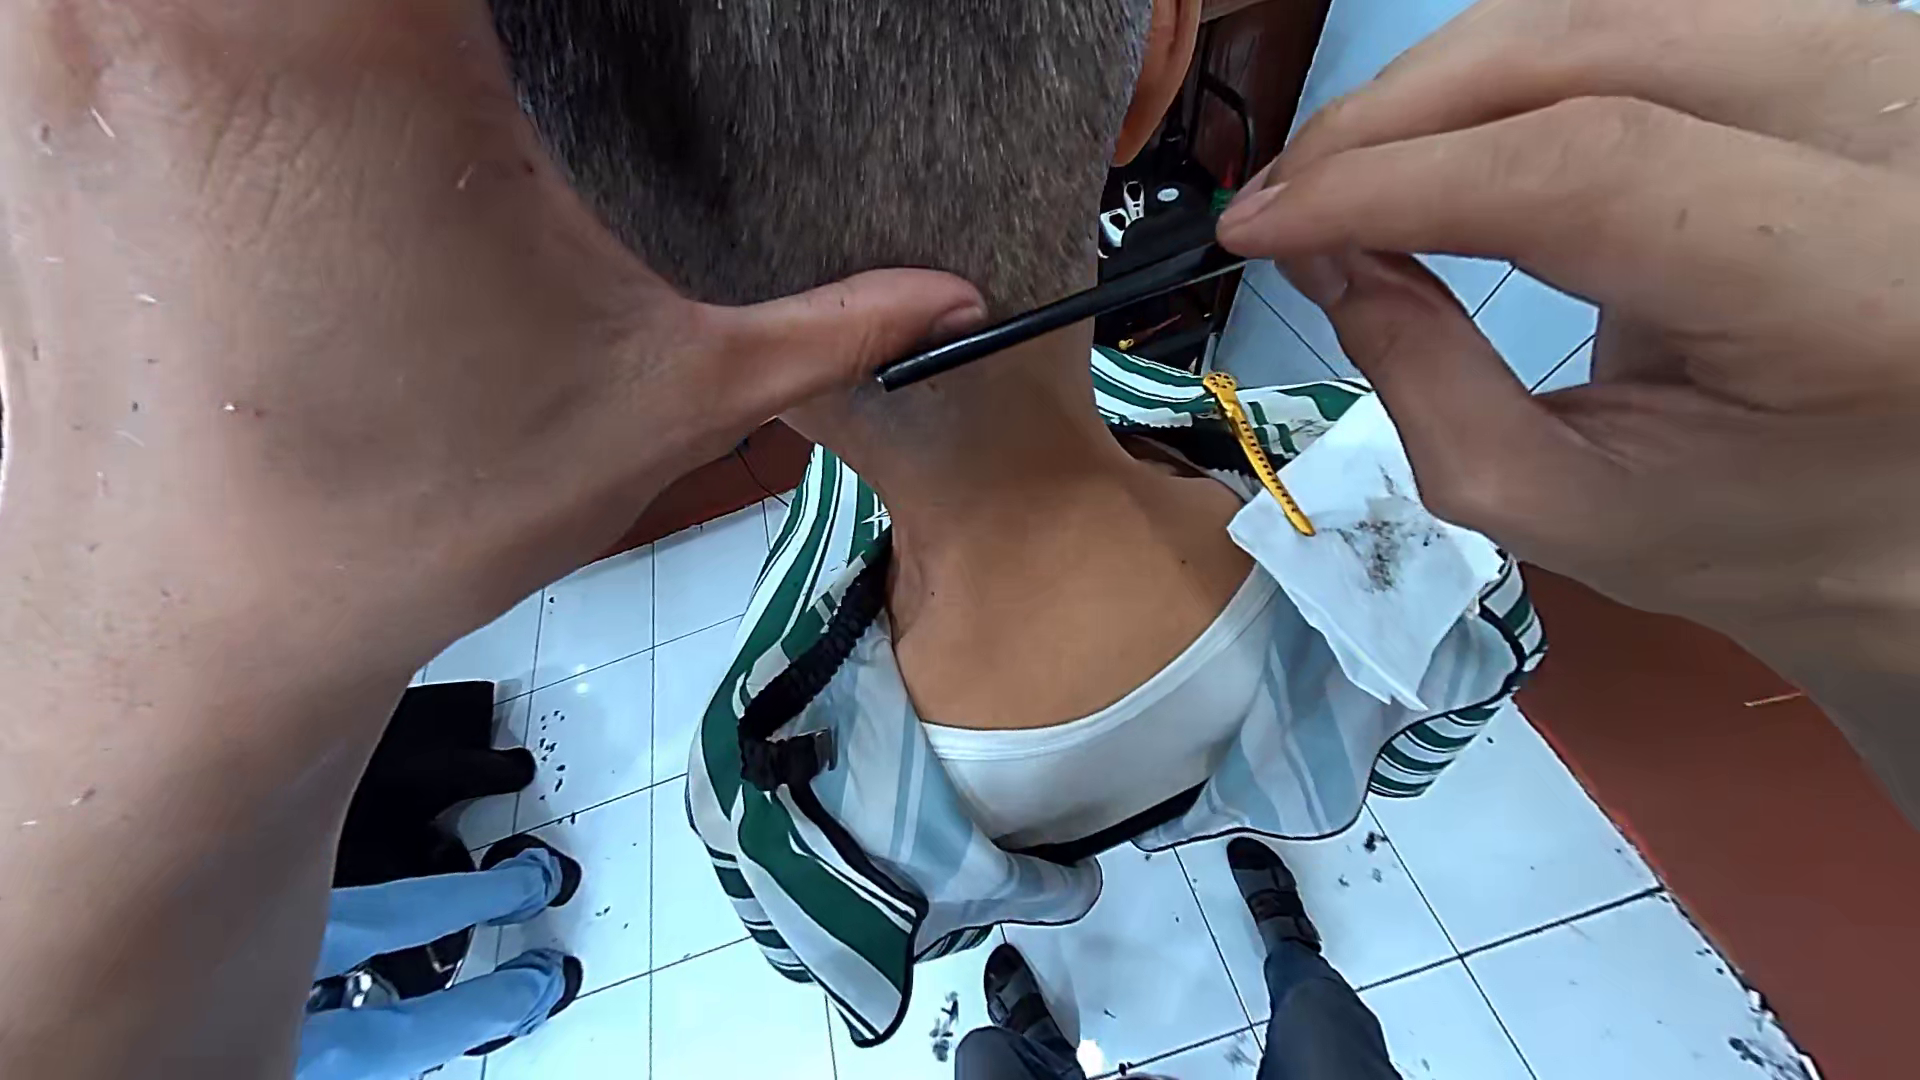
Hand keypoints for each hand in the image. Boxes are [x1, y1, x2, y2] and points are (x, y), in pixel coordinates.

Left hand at [1, 0, 983, 677]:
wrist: (221, 607)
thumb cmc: (463, 502)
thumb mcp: (684, 400)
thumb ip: (834, 329)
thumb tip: (959, 302)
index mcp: (354, 54)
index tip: (648, 30)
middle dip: (511, 20)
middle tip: (575, 60)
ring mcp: (53, 27)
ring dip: (399, 26)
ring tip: (500, 89)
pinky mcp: (25, 81)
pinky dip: (281, 32)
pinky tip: (368, 118)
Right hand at [1214, 0, 1919, 815]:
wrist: (1888, 502)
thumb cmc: (1711, 527)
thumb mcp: (1526, 490)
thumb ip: (1413, 372)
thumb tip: (1320, 255)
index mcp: (1846, 287)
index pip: (1576, 172)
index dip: (1381, 185)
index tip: (1251, 228)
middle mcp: (1913, 126)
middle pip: (1585, 45)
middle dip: (1377, 123)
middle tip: (1268, 203)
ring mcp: (1893, 63)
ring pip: (1591, 9)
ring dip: (1413, 96)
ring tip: (1319, 186)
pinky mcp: (1838, 54)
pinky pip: (1615, 24)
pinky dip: (1471, 84)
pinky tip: (1403, 154)